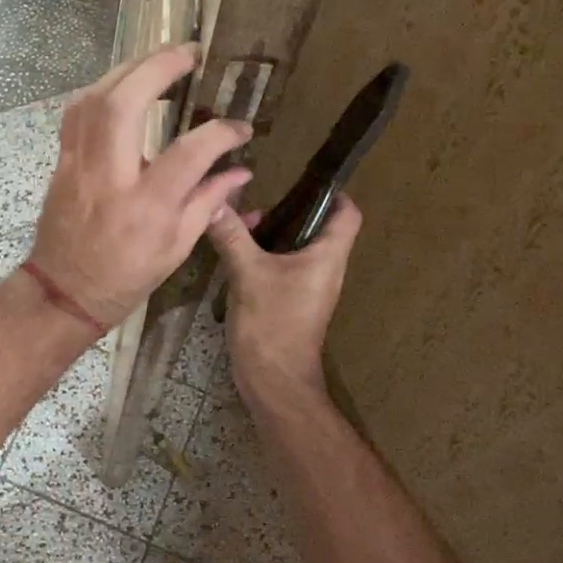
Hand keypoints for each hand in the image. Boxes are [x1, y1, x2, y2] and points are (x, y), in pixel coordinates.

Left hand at [28, 46, 253, 327]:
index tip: (240, 128)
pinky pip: (77, 113)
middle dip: (158, 68)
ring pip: (94, 100)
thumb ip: (207, 203)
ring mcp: (78, 166)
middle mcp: (108, 179)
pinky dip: (102, 90)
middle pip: (124, 105)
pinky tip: (123, 83)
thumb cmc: (126, 277)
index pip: (188, 154)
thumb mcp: (176, 249)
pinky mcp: (62, 162)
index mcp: (144, 208)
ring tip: (159, 60)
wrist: (64, 291)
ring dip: (128, 70)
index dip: (220, 134)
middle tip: (189, 52)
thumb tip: (240, 171)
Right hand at [206, 193, 362, 394]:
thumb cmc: (272, 323)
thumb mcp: (248, 274)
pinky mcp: (291, 303)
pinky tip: (236, 257)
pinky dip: (265, 257)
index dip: (332, 194)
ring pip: (296, 249)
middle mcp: (325, 269)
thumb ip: (233, 236)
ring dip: (271, 236)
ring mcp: (309, 288)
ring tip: (239, 232)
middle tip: (253, 212)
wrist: (274, 380)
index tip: (301, 182)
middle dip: (286, 213)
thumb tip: (214, 203)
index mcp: (328, 256)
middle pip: (317, 228)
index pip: (347, 213)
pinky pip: (283, 269)